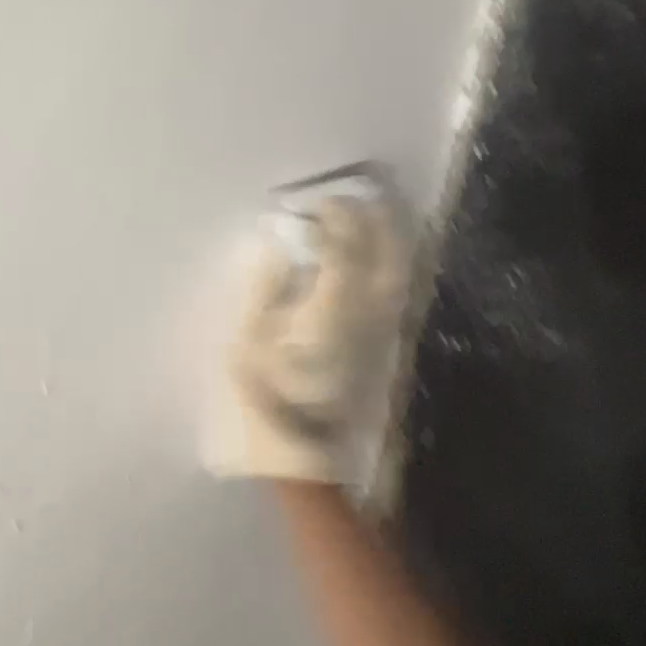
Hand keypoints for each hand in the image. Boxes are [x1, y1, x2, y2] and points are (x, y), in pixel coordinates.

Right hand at [222, 190, 410, 484]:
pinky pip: (396, 293)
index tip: (319, 202)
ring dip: (391, 238)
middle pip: (383, 256)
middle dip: (375, 220)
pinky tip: (385, 256)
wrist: (299, 450)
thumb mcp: (248, 342)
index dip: (335, 219)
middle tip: (361, 195)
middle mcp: (363, 315)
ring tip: (379, 212)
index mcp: (328, 310)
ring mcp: (378, 331)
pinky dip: (395, 266)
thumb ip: (264, 289)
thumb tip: (279, 249)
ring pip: (397, 273)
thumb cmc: (264, 395)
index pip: (343, 249)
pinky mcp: (382, 344)